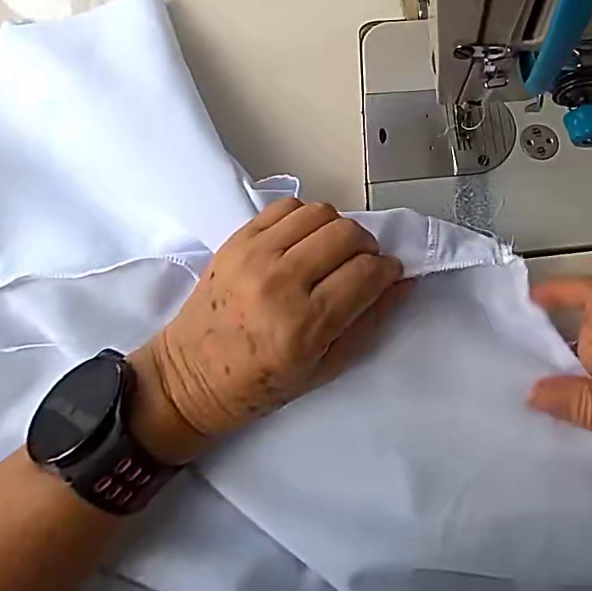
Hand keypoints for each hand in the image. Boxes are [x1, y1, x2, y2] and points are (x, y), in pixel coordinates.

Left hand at [131, 199, 406, 462]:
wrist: (190, 373)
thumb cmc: (258, 384)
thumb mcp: (324, 369)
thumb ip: (367, 322)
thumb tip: (401, 282)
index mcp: (304, 324)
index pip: (366, 272)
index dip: (387, 271)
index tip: (386, 275)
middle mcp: (280, 282)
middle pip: (347, 234)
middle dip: (366, 247)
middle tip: (360, 264)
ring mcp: (254, 255)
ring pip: (320, 212)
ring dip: (336, 229)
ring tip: (330, 252)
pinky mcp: (236, 240)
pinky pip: (285, 206)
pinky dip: (304, 218)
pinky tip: (301, 241)